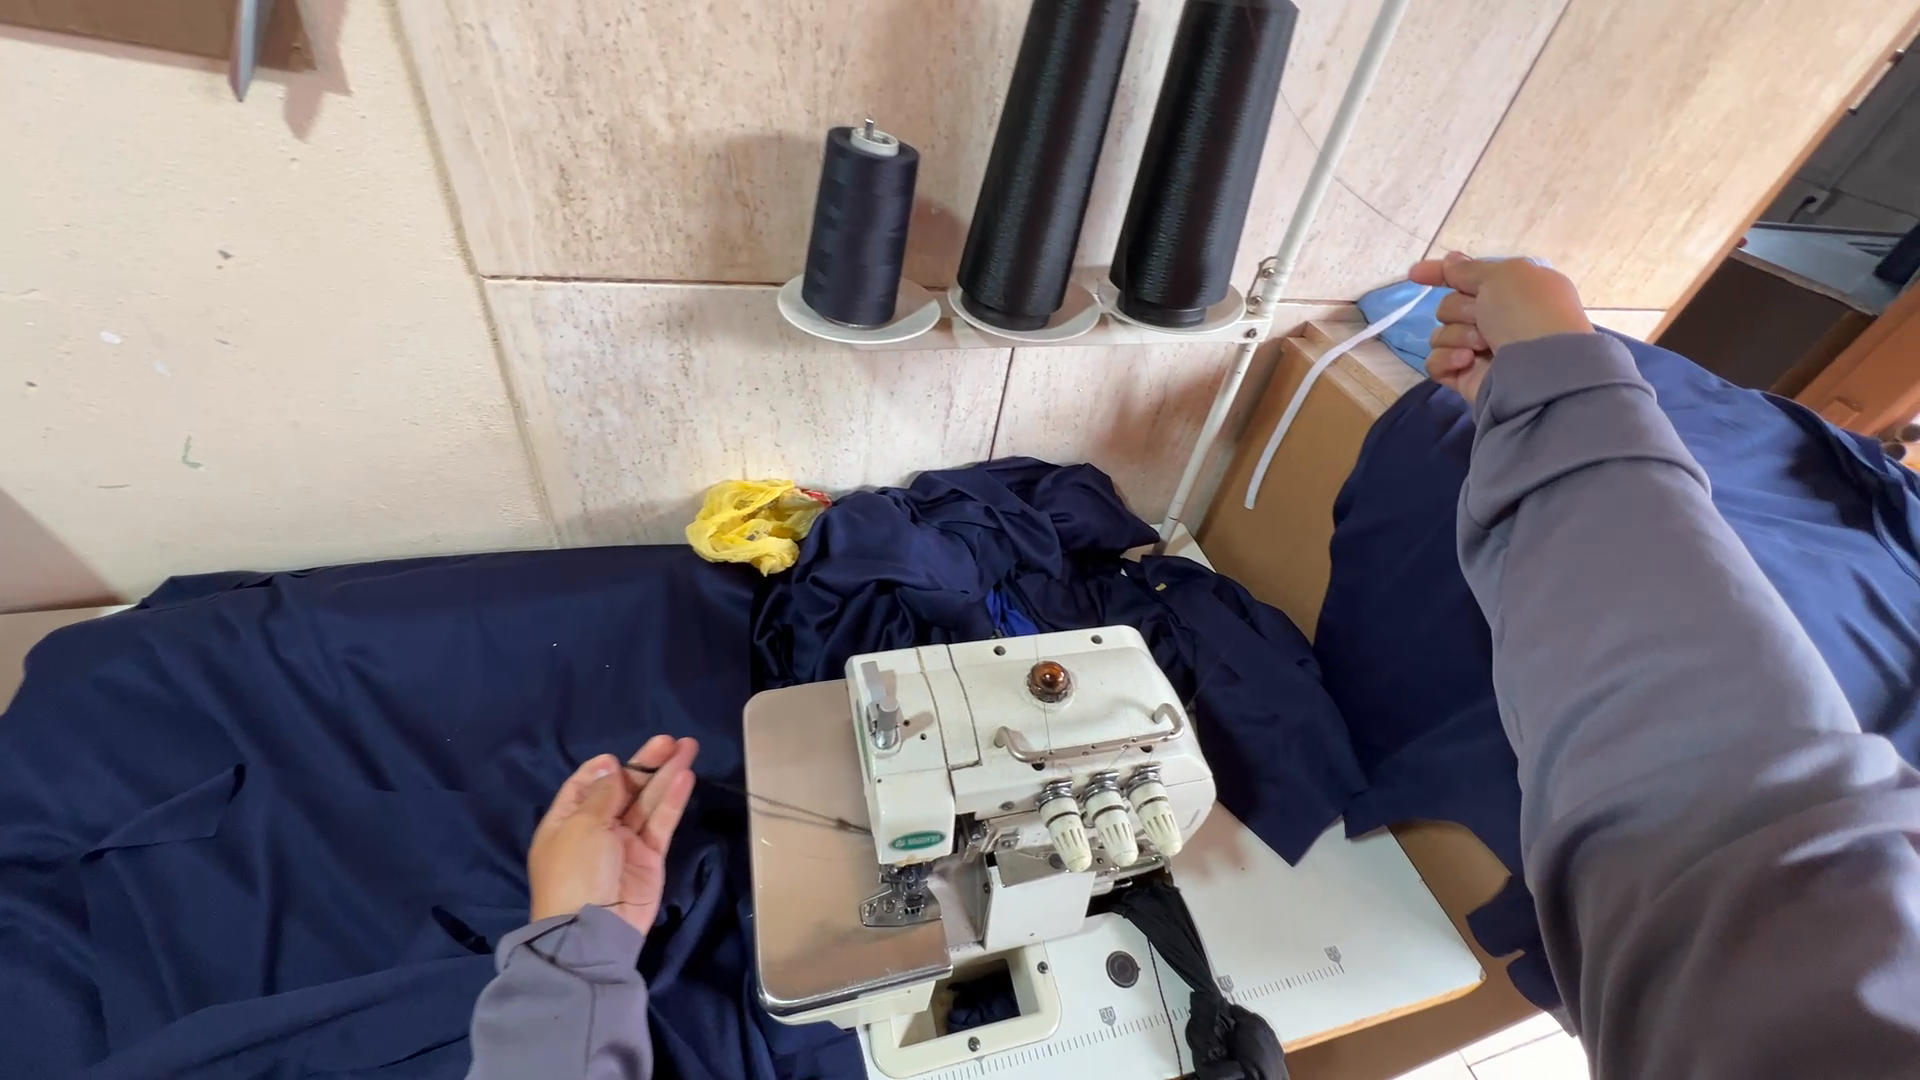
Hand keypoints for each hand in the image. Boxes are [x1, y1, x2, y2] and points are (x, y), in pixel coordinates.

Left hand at [527, 735, 699, 935]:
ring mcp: (625, 841)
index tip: (619, 757)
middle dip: (646, 764)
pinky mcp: (650, 855)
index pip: (585, 785)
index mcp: (567, 822)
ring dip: (666, 773)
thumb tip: (608, 765)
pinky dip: (673, 798)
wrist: (593, 931)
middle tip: (670, 741)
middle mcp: (596, 828)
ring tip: (688, 746)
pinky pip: (661, 821)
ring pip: (648, 800)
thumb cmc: (576, 872)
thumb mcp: (581, 826)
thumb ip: (603, 793)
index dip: (604, 768)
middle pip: (624, 788)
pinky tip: (685, 776)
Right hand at [1408, 252, 1592, 404]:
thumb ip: (1468, 269)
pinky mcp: (1463, 374)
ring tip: (1480, 346)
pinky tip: (1467, 361)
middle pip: (1448, 307)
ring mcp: (1479, 348)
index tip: (1414, 274)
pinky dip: (1447, 359)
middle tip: (1481, 319)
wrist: (1537, 367)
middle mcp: (1495, 318)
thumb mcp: (1503, 275)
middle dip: (1459, 311)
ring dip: (1457, 336)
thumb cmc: (1527, 313)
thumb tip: (1448, 260)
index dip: (1441, 274)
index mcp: (1510, 291)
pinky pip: (1435, 361)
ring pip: (1441, 334)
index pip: (1466, 277)